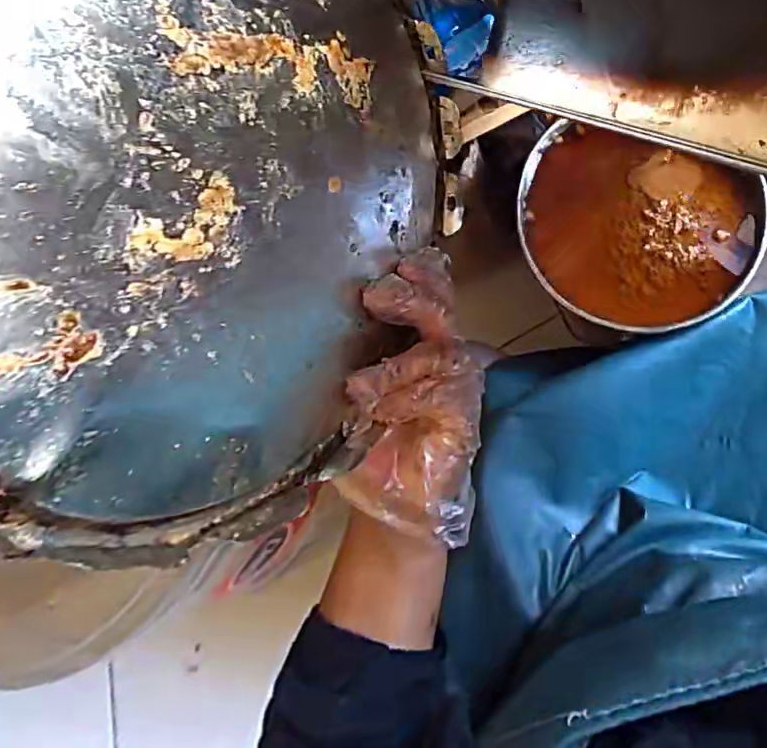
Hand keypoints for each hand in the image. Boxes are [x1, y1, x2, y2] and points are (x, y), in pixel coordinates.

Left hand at [333, 248, 483, 547]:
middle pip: (442, 311)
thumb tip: (301, 331)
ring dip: (402, 363)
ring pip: (444, 352)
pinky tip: (382, 412)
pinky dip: (410, 399)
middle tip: (378, 295)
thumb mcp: (345, 401)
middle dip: (415, 297)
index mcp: (416, 342)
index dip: (421, 275)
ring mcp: (457, 385)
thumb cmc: (370, 445)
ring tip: (361, 385)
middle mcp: (441, 356)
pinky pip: (444, 396)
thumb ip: (341, 368)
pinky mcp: (465, 417)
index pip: (429, 296)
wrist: (395, 505)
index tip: (397, 262)